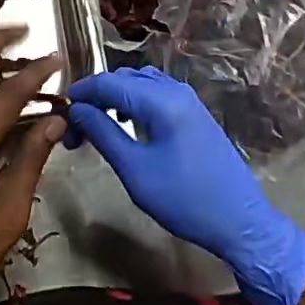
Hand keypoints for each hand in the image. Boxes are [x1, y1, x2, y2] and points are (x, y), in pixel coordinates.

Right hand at [62, 67, 304, 304]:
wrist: (244, 225)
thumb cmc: (186, 200)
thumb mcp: (135, 170)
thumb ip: (102, 132)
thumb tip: (75, 110)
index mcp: (160, 100)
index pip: (107, 82)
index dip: (80, 92)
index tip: (59, 109)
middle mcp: (174, 90)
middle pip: (122, 78)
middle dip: (95, 96)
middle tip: (76, 125)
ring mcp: (187, 99)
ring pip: (138, 82)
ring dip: (113, 96)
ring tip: (97, 124)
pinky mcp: (194, 113)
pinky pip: (154, 92)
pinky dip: (132, 101)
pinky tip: (126, 124)